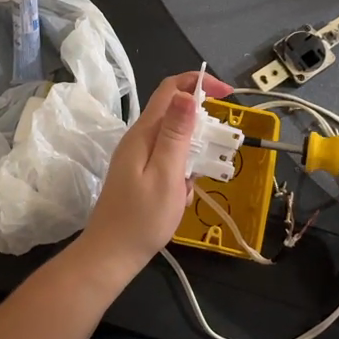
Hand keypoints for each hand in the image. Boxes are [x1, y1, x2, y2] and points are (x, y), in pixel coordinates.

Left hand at [78, 71, 232, 275]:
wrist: (111, 256)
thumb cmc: (142, 218)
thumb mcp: (166, 174)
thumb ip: (176, 134)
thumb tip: (188, 93)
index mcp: (144, 133)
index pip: (171, 89)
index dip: (200, 83)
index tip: (227, 95)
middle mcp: (139, 138)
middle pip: (174, 112)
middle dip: (200, 123)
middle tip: (218, 147)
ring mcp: (137, 156)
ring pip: (173, 139)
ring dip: (192, 153)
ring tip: (197, 179)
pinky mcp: (139, 174)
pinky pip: (168, 160)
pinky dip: (182, 171)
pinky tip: (183, 195)